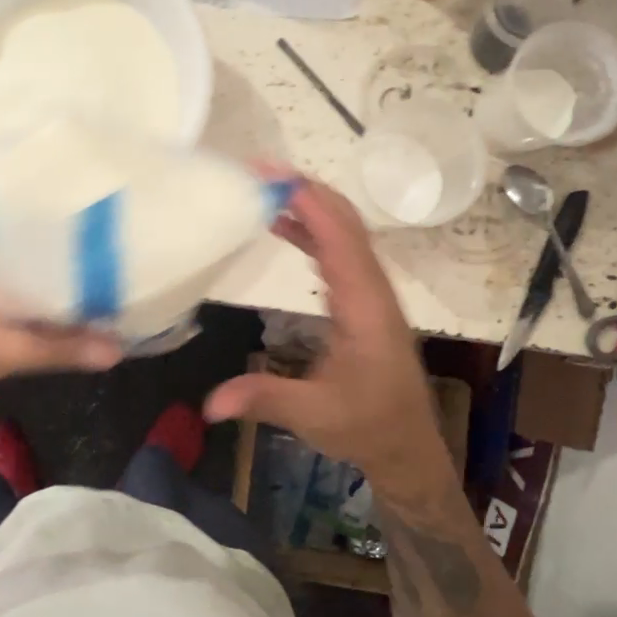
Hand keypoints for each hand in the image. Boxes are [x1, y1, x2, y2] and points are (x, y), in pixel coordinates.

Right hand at [203, 178, 447, 500]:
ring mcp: (370, 294)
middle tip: (256, 171)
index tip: (268, 174)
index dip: (307, 200)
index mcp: (364, 306)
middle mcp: (372, 290)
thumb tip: (209, 403)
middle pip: (345, 222)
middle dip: (304, 190)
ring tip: (263, 188)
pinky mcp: (362, 304)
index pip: (338, 237)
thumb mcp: (314, 415)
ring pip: (343, 234)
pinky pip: (338, 254)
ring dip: (308, 206)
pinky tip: (282, 228)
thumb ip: (264, 399)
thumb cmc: (367, 427)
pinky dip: (311, 233)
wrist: (406, 446)